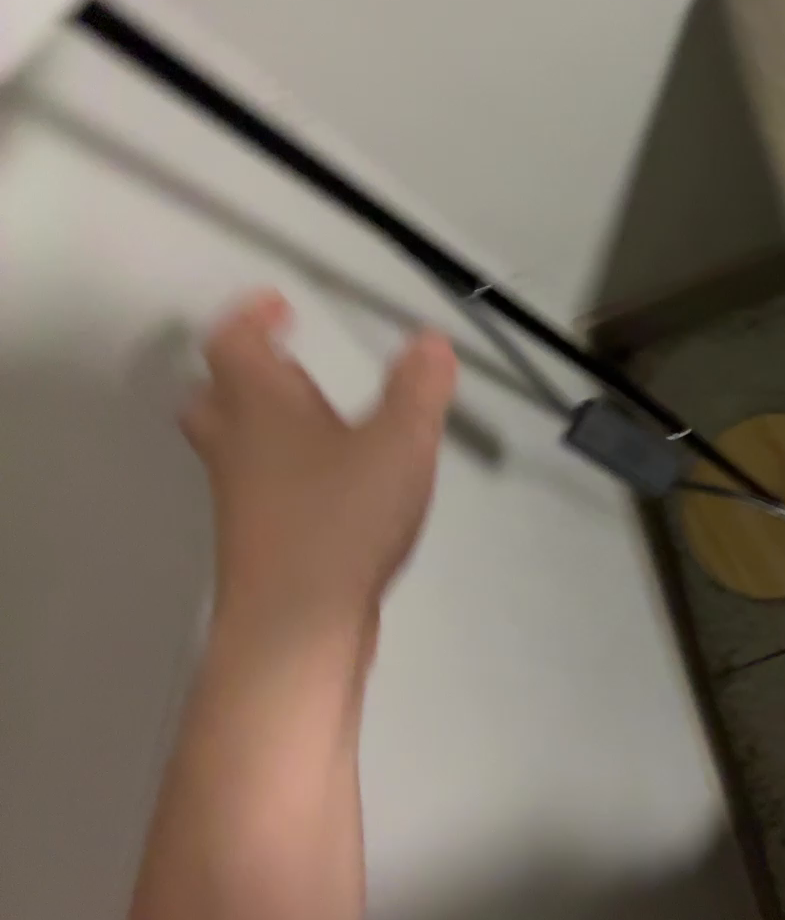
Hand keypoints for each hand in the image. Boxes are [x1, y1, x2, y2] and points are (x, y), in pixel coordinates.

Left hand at [182, 291, 457, 633]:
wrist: (298, 615)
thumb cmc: (344, 515)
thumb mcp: (402, 442)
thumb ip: (419, 389)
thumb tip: (429, 339)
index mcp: (265, 410)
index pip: (238, 345)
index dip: (254, 317)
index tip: (280, 303)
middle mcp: (241, 444)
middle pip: (219, 393)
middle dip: (248, 368)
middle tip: (287, 357)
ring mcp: (245, 491)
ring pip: (236, 437)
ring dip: (265, 412)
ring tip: (316, 410)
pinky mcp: (262, 528)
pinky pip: (260, 473)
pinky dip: (286, 455)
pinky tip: (335, 472)